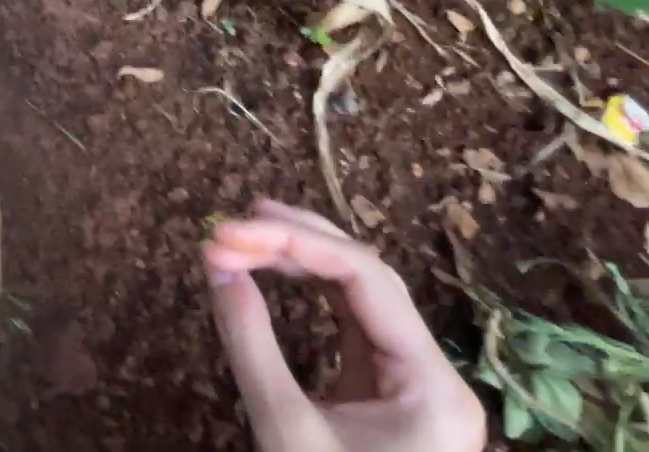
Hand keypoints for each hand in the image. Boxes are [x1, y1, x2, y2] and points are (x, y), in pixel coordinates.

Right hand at [204, 200, 485, 451]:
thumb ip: (249, 339)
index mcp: (430, 384)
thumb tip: (215, 263)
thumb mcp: (284, 427)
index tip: (226, 232)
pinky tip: (277, 269)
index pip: (364, 277)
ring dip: (302, 256)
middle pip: (369, 275)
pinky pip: (352, 319)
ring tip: (247, 231)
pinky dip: (310, 288)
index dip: (292, 241)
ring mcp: (415, 380)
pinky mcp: (389, 388)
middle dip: (298, 239)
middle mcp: (433, 372)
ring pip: (362, 291)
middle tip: (233, 220)